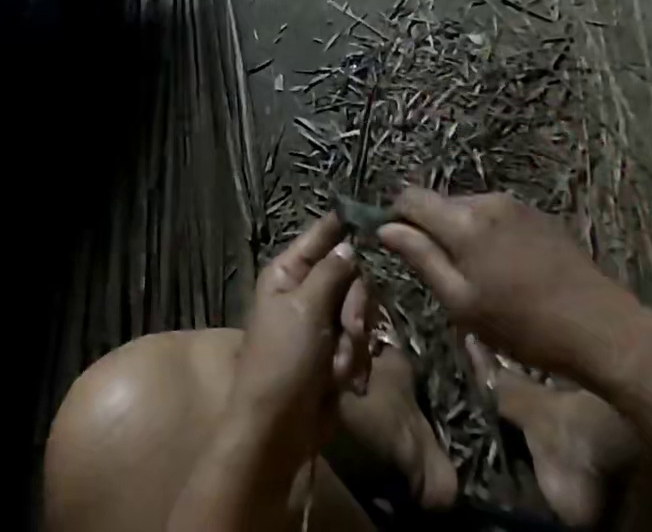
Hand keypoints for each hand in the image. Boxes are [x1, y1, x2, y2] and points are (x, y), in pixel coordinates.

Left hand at [227, 214, 373, 464]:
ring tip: (338, 366)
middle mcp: (305, 292)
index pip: (321, 235)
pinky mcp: (334, 353)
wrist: (278, 431)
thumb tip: (348, 244)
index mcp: (288, 273)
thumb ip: (331, 272)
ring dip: (354, 342)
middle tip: (350, 329)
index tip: (373, 220)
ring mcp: (321, 324)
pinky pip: (359, 344)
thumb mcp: (305, 308)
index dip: (344, 227)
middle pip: (351, 277)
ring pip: (360, 312)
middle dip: (355, 307)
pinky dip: (354, 363)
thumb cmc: (283, 361)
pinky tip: (342, 381)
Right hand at [378, 188, 644, 374]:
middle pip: (440, 203)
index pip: (411, 197)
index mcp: (464, 221)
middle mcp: (488, 201)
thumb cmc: (523, 326)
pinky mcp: (538, 215)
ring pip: (468, 208)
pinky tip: (506, 269)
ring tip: (478, 277)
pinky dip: (487, 234)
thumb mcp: (461, 302)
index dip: (396, 215)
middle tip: (444, 275)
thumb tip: (385, 228)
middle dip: (431, 229)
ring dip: (460, 233)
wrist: (600, 328)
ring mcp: (516, 205)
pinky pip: (496, 215)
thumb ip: (421, 258)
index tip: (396, 243)